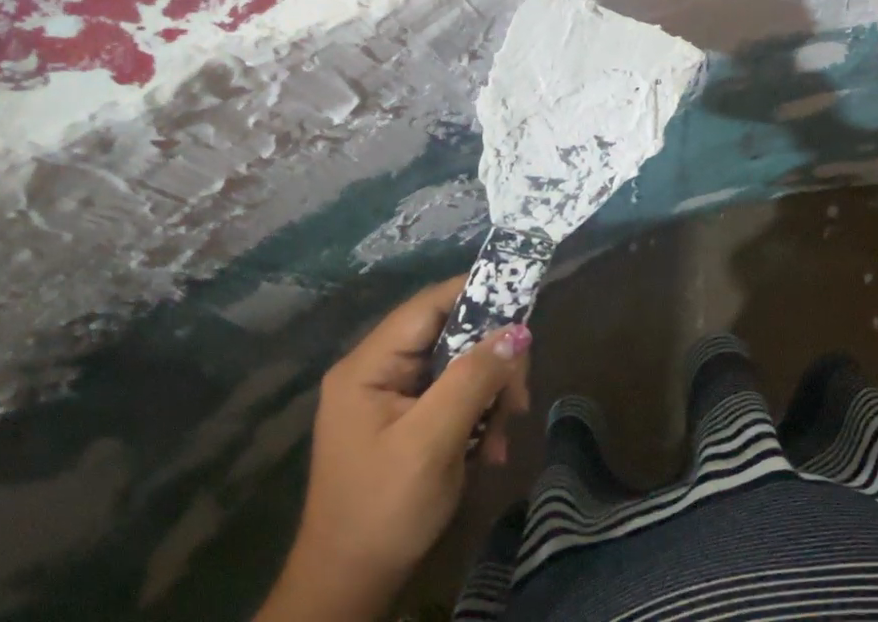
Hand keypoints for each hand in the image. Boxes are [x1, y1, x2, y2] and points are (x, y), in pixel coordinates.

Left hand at [257, 277, 531, 621]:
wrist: (351, 584)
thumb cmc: (385, 509)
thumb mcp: (434, 440)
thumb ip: (474, 378)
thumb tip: (519, 330)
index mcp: (368, 368)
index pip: (429, 306)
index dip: (477, 294)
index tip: (526, 298)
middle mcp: (379, 373)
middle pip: (453, 337)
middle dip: (492, 365)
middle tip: (517, 402)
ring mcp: (394, 399)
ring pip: (463, 368)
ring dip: (492, 398)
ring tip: (500, 440)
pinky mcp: (410, 422)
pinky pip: (457, 398)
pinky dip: (480, 418)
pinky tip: (489, 451)